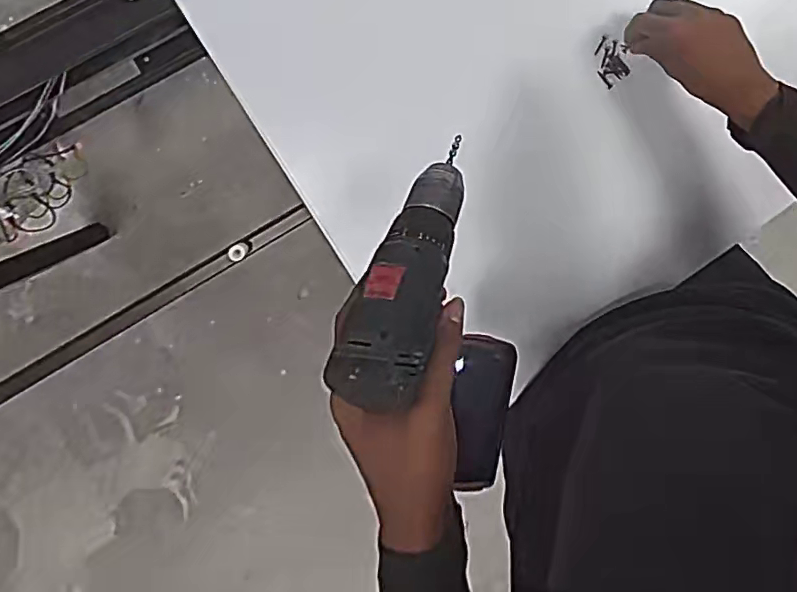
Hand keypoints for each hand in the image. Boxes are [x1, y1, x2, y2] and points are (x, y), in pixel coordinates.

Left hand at [330, 297, 464, 552]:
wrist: (422, 521)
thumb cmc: (414, 476)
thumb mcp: (433, 403)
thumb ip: (441, 353)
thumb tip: (448, 313)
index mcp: (348, 392)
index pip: (348, 328)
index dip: (364, 297)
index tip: (381, 276)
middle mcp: (352, 396)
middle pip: (363, 337)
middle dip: (384, 310)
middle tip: (401, 286)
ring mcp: (367, 406)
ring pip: (379, 354)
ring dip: (398, 331)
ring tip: (418, 309)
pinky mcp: (385, 413)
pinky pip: (392, 370)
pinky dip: (407, 351)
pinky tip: (426, 346)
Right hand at [624, 0, 780, 127]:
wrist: (744, 89)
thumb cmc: (713, 85)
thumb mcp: (674, 69)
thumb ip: (656, 50)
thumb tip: (645, 44)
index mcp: (675, 31)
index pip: (643, 21)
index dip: (633, 31)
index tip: (633, 39)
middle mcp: (692, 17)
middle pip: (659, 6)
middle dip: (649, 21)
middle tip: (646, 35)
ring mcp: (710, 15)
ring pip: (679, 5)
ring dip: (669, 17)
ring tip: (668, 35)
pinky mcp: (724, 18)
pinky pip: (700, 11)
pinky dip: (690, 20)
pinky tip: (690, 36)